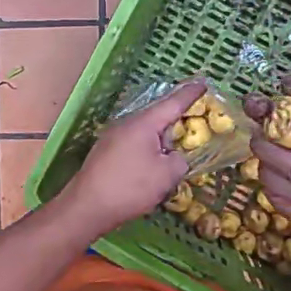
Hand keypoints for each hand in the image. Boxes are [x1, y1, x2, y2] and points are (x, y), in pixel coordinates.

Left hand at [62, 81, 208, 233]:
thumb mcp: (166, 175)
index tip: (203, 83)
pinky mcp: (105, 154)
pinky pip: (133, 148)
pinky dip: (144, 157)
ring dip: (158, 148)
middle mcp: (126, 125)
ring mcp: (112, 139)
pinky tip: (145, 177)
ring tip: (164, 169)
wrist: (86, 207)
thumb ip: (179, 161)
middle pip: (158, 121)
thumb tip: (174, 157)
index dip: (190, 94)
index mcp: (143, 124)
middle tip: (188, 139)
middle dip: (174, 129)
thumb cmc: (130, 187)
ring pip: (145, 137)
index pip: (172, 103)